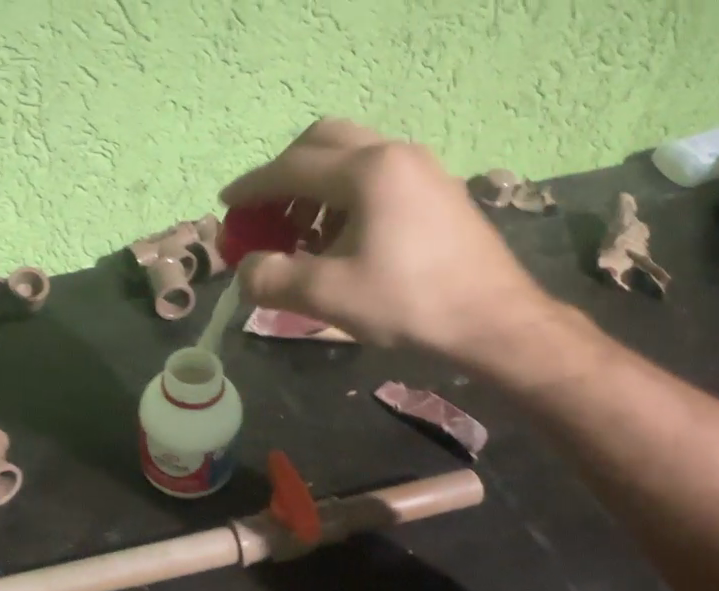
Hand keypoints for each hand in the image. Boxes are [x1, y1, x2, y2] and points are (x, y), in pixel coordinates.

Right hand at [221, 118, 561, 373]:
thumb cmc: (408, 305)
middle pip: (324, 142)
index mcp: (367, 172)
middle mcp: (395, 154)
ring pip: (353, 157)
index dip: (253, 188)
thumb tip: (246, 269)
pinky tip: (342, 239)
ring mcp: (423, 169)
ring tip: (301, 233)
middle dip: (286, 174)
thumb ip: (274, 279)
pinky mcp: (438, 192)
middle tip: (266, 213)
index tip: (226, 206)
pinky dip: (346, 195)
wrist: (492, 320)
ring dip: (316, 186)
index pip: (292, 168)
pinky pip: (378, 176)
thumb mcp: (329, 297)